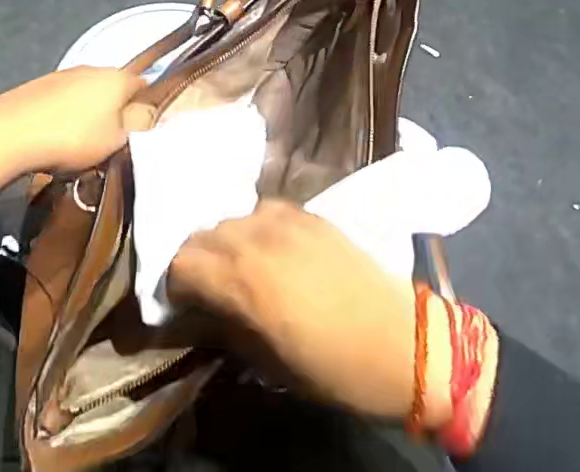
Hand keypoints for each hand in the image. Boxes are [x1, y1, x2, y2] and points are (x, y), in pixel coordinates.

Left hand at [0, 67, 145, 191]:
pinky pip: (64, 101)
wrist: (8, 134)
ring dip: (90, 113)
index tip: (145, 132)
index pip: (145, 86)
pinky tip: (58, 137)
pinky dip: (66, 115)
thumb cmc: (72, 138)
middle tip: (115, 142)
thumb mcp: (116, 140)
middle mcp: (92, 68)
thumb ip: (138, 123)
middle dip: (117, 111)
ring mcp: (62, 74)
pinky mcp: (38, 86)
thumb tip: (151, 111)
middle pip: (115, 89)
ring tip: (83, 144)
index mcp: (116, 77)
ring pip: (88, 94)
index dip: (148, 108)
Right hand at [167, 201, 454, 427]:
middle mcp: (255, 239)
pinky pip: (264, 211)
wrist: (404, 344)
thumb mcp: (269, 363)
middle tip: (210, 286)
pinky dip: (256, 229)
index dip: (175, 284)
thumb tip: (199, 313)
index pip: (181, 262)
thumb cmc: (334, 368)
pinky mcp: (309, 213)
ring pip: (231, 219)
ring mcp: (284, 220)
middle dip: (197, 259)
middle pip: (201, 235)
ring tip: (242, 266)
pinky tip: (272, 249)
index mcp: (242, 281)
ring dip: (226, 242)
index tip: (184, 302)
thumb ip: (226, 327)